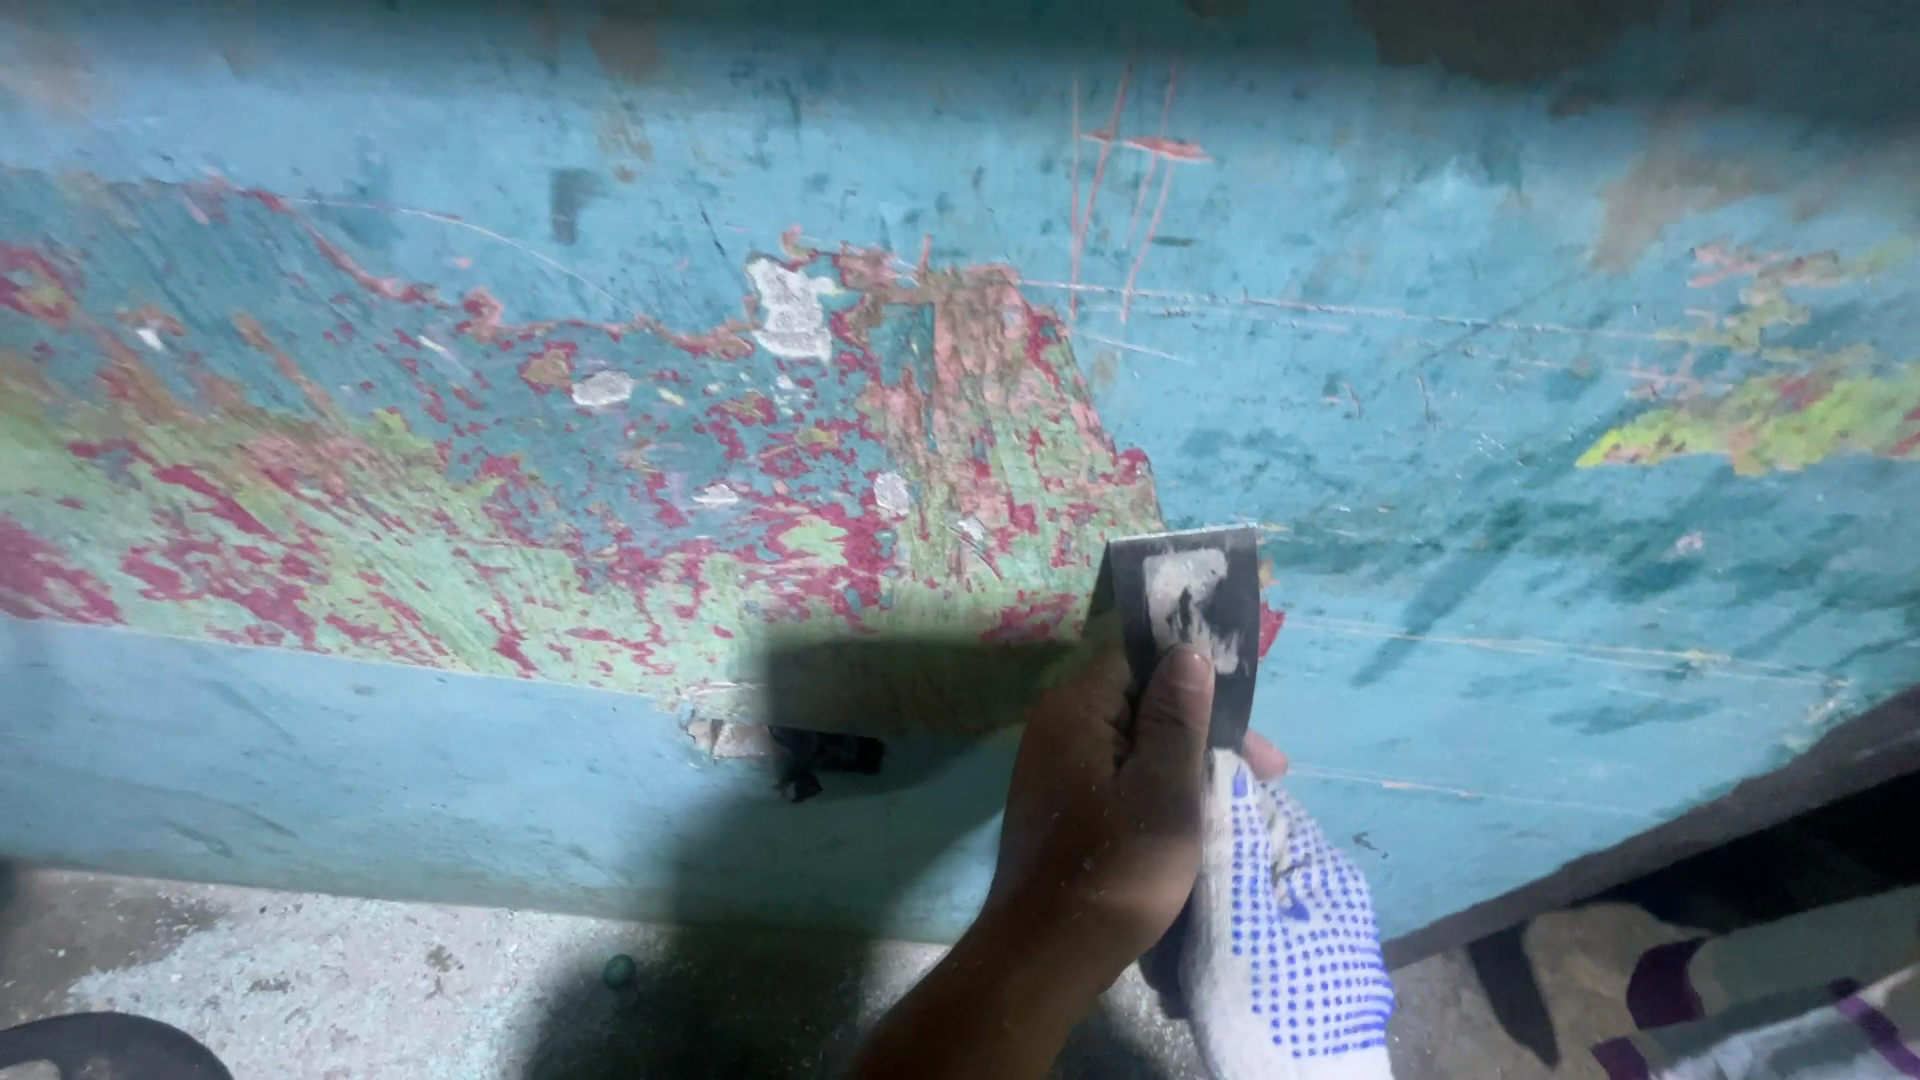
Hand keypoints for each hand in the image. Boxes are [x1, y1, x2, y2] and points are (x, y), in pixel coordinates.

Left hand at [984, 644, 1215, 981]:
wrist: (1047, 949)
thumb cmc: (1116, 866)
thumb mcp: (1163, 787)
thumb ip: (1176, 716)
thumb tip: (1189, 651)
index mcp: (1075, 708)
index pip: (1136, 660)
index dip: (1192, 676)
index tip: (1241, 715)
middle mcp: (1057, 723)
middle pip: (1138, 701)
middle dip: (1199, 728)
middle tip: (1265, 769)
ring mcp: (1054, 763)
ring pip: (1132, 740)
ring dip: (1184, 759)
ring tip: (1240, 793)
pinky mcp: (1060, 798)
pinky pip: (1116, 771)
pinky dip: (1156, 782)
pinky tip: (1195, 809)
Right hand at [1182, 739, 1393, 1078]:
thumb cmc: (1269, 1002)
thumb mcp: (1236, 914)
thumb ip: (1228, 836)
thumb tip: (1222, 757)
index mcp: (1317, 861)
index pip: (1250, 797)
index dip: (1202, 808)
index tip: (1164, 838)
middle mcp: (1322, 881)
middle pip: (1240, 842)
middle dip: (1196, 871)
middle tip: (1165, 915)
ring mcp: (1314, 920)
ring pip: (1235, 884)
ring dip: (1198, 910)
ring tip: (1172, 956)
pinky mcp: (1301, 953)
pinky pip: (1245, 921)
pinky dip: (1215, 939)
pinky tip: (1192, 972)